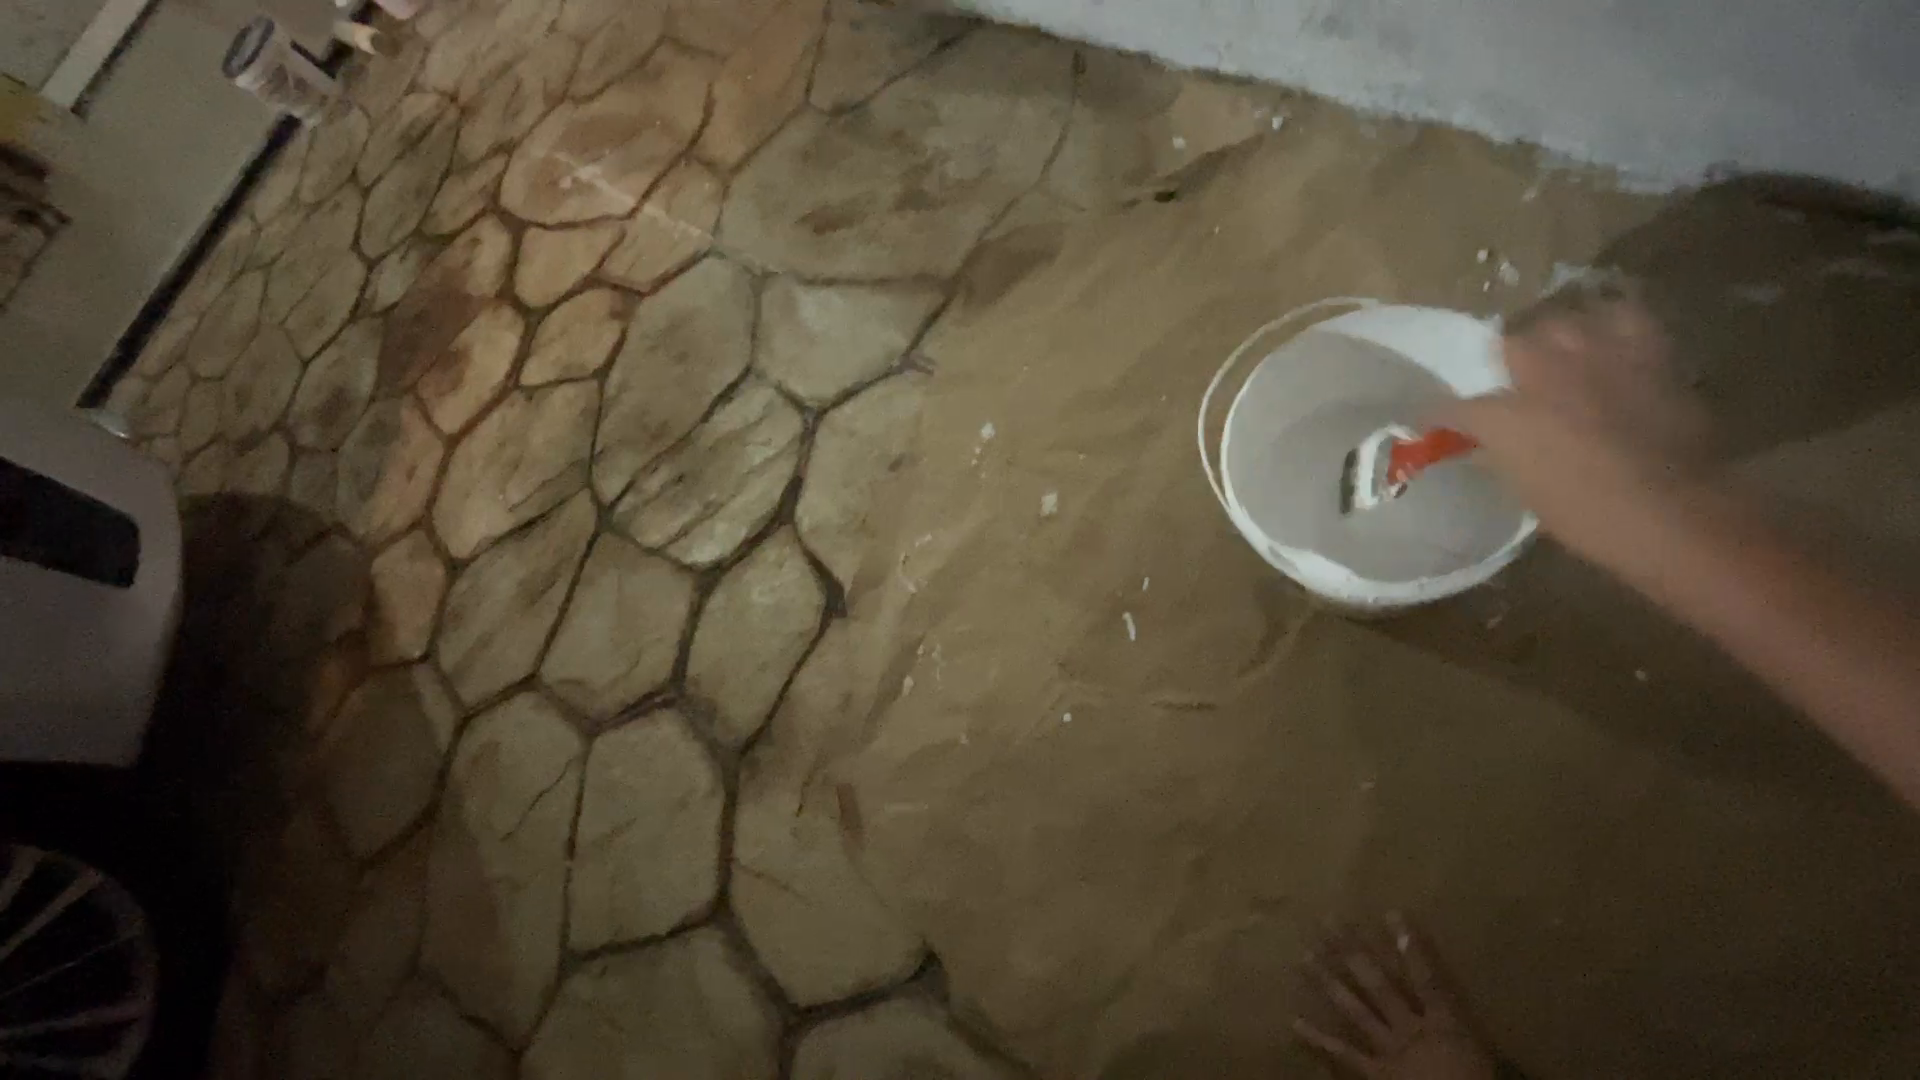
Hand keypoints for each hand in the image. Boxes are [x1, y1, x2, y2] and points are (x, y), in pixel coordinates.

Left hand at [1294, 914, 1498, 1079]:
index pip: (1428, 979)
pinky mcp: (1377, 1076)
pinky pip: (1344, 1055)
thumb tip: (1491, 1019)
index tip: (1391, 913)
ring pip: (1355, 1010)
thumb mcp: (1487, 1058)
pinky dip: (1318, 1040)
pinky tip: (1294, 1022)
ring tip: (1304, 955)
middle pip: (1378, 984)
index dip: (1410, 946)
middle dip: (1352, 951)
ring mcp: (1391, 1052)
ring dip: (1329, 981)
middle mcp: (1412, 1032)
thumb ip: (1476, 1033)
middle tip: (1327, 920)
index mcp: (1446, 1027)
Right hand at [1442, 278, 1712, 567]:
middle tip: (1515, 379)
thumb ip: (1503, 453)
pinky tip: (1612, 345)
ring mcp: (1599, 360)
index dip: (1441, 416)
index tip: (1434, 423)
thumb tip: (1488, 444)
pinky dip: (1615, 329)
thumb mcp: (1525, 487)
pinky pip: (1628, 321)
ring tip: (1563, 353)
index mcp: (1504, 418)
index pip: (1454, 408)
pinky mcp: (1650, 356)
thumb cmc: (1587, 514)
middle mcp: (1544, 377)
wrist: (1673, 510)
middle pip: (1514, 343)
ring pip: (1567, 322)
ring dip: (1560, 337)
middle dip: (1509, 359)